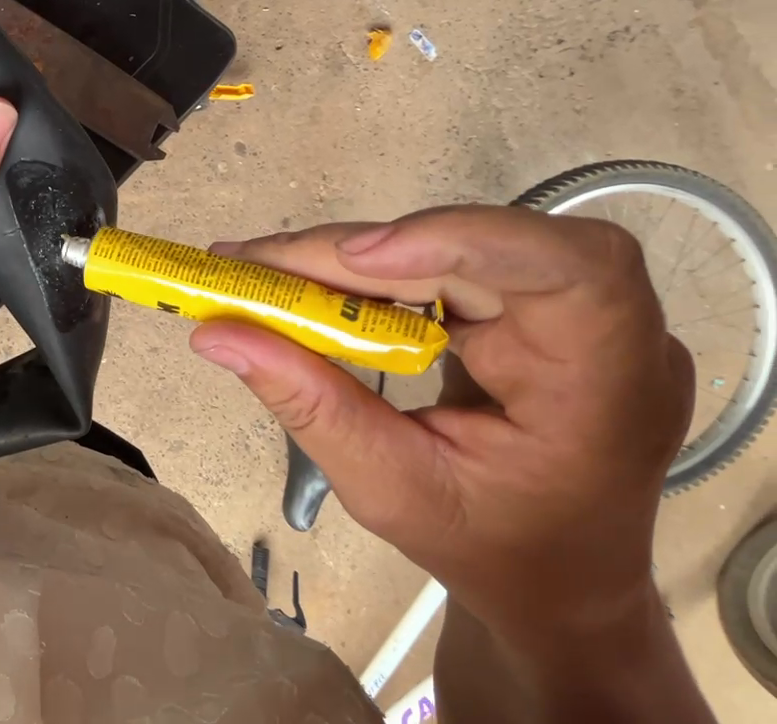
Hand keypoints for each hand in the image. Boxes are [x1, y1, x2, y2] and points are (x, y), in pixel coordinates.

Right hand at [188, 207, 692, 647]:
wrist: (556, 577)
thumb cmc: (489, 547)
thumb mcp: (389, 490)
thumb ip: (309, 406)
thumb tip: (213, 333)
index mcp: (604, 389)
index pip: (571, 269)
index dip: (464, 240)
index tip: (352, 257)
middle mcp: (603, 332)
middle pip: (484, 247)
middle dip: (356, 251)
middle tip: (248, 263)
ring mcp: (566, 313)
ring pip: (453, 244)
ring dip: (347, 255)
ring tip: (257, 269)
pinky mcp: (523, 308)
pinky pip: (441, 263)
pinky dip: (364, 270)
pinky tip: (303, 281)